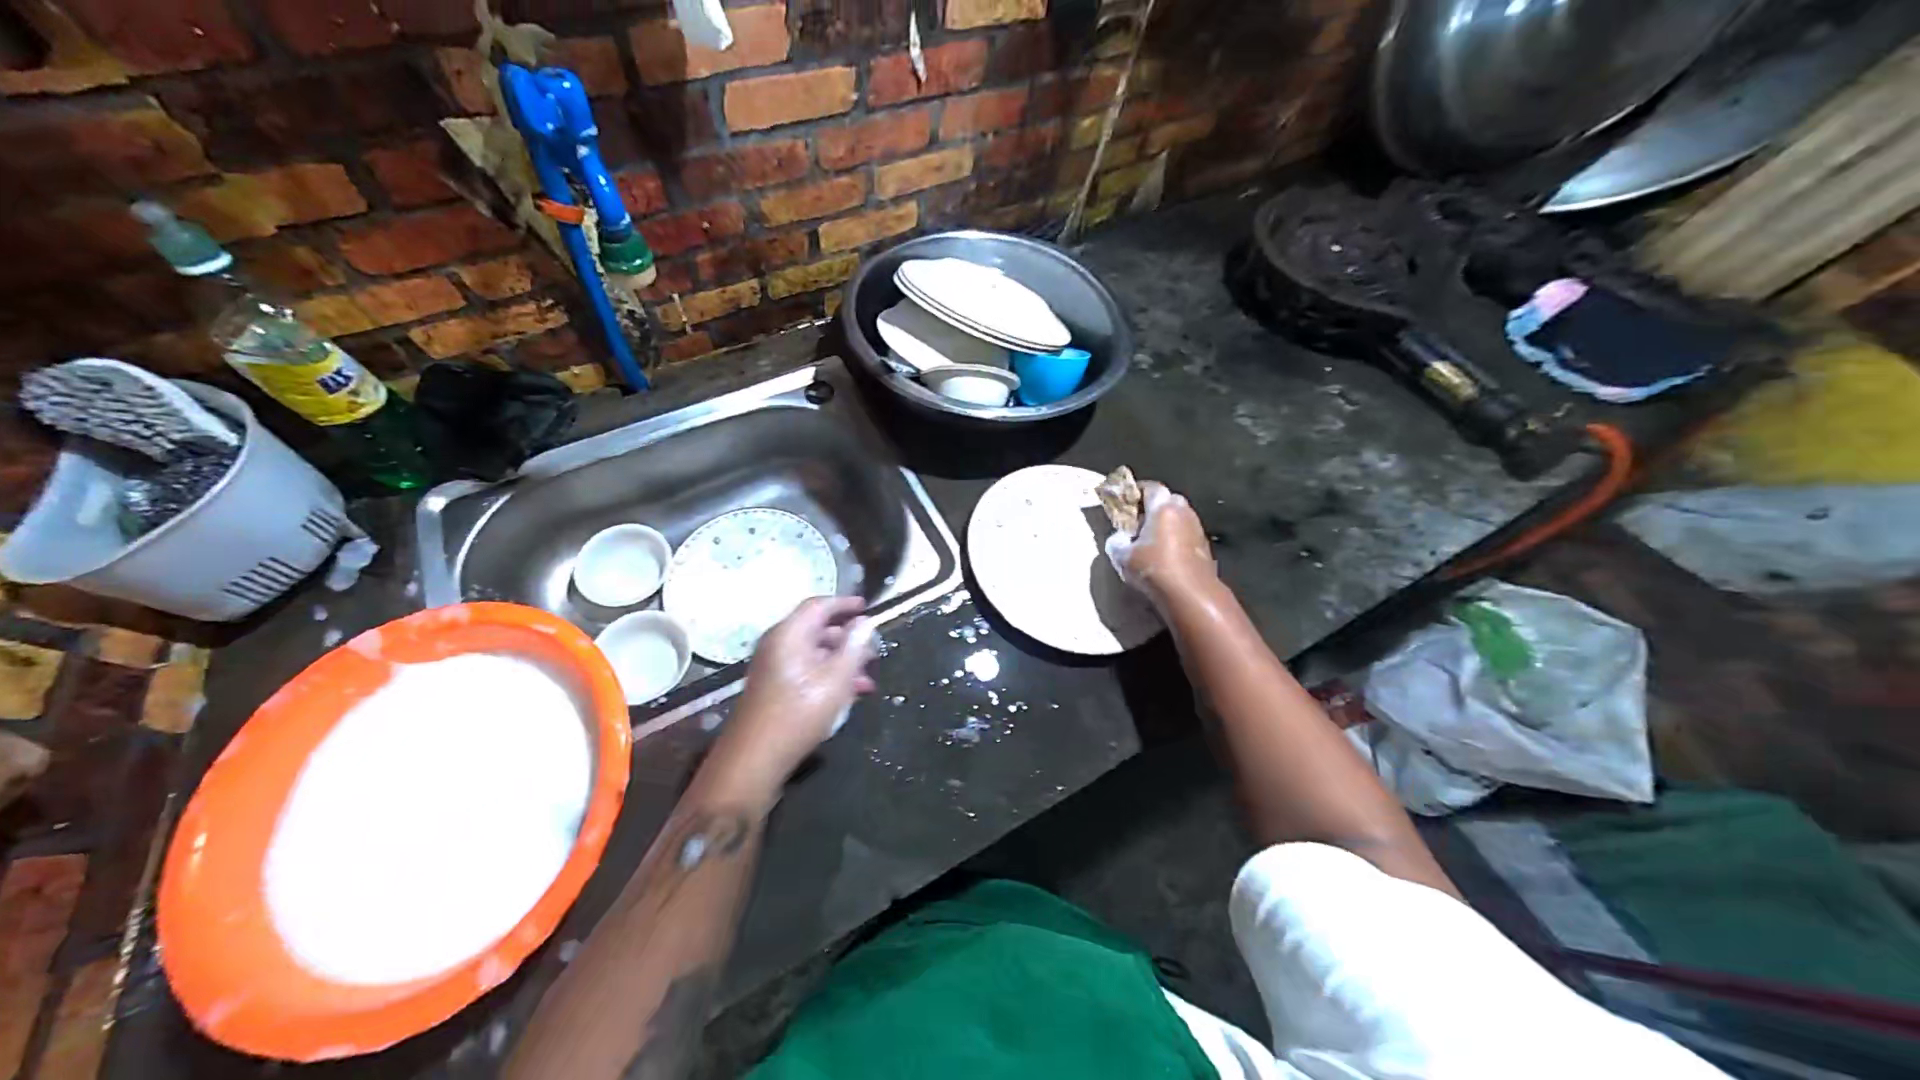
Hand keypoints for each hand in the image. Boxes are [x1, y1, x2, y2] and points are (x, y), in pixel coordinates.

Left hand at [703, 596, 876, 805]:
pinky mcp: (772, 687)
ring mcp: (772, 666)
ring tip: (866, 680)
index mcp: (789, 634)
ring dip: (841, 661)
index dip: (845, 604)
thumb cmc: (798, 714)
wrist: (754, 759)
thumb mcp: (836, 680)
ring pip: (813, 652)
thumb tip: (865, 622)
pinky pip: (805, 669)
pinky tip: (846, 695)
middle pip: (816, 628)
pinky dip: (827, 675)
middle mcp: (777, 644)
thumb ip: (854, 647)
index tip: (868, 608)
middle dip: (848, 638)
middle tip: (873, 650)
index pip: (819, 605)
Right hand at [1105, 481, 1217, 610]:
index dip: (1135, 491)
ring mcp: (1197, 529)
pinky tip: (1163, 555)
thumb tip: (1119, 538)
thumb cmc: (1154, 568)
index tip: (1123, 501)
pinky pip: (1185, 534)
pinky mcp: (1204, 547)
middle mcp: (1184, 512)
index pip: (1150, 487)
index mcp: (1163, 507)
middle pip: (1166, 500)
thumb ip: (1116, 541)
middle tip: (1135, 521)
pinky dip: (1174, 538)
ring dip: (1163, 524)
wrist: (1191, 595)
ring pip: (1177, 518)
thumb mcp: (1122, 556)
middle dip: (1151, 508)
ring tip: (1147, 540)